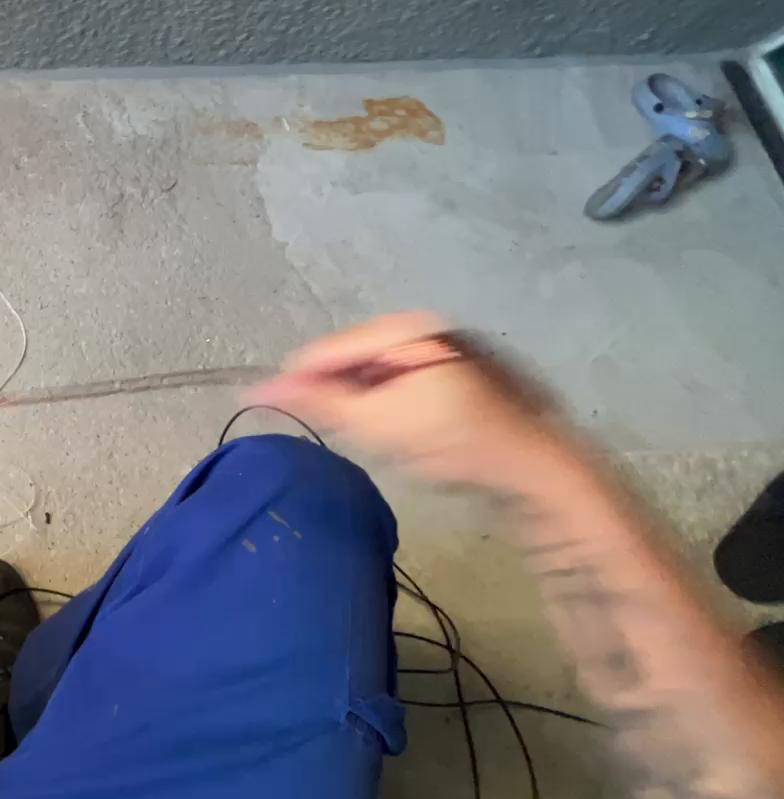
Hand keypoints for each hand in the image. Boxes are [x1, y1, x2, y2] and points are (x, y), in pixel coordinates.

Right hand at [252, 311, 579, 491]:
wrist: (543, 471)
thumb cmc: (453, 441)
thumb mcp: (373, 422)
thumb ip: (312, 400)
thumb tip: (254, 388)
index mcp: (404, 327)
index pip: (325, 351)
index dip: (301, 383)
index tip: (285, 413)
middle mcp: (427, 327)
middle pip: (352, 360)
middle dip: (341, 393)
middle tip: (346, 429)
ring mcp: (451, 347)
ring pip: (378, 373)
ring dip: (366, 401)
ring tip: (380, 434)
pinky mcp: (469, 371)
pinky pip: (407, 381)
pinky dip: (395, 403)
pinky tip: (409, 431)